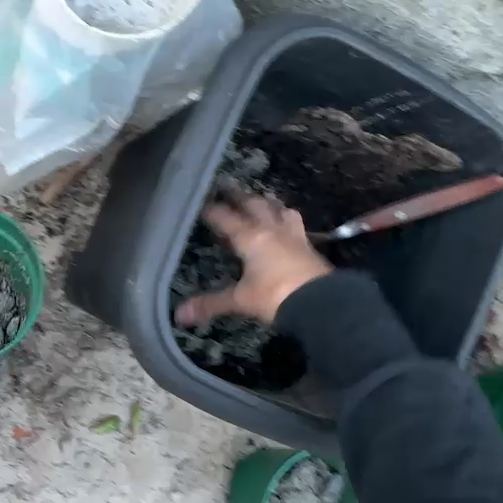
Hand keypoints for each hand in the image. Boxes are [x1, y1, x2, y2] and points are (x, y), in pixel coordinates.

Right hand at [173, 195, 332, 326]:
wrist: (322, 302)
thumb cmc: (276, 296)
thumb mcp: (239, 300)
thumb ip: (210, 304)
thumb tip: (179, 315)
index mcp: (251, 238)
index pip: (227, 219)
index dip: (213, 211)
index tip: (202, 202)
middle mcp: (273, 231)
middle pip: (255, 206)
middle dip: (240, 196)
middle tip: (228, 186)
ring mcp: (294, 237)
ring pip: (280, 211)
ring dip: (269, 204)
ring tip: (262, 200)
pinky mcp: (310, 247)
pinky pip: (296, 226)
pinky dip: (286, 221)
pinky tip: (286, 226)